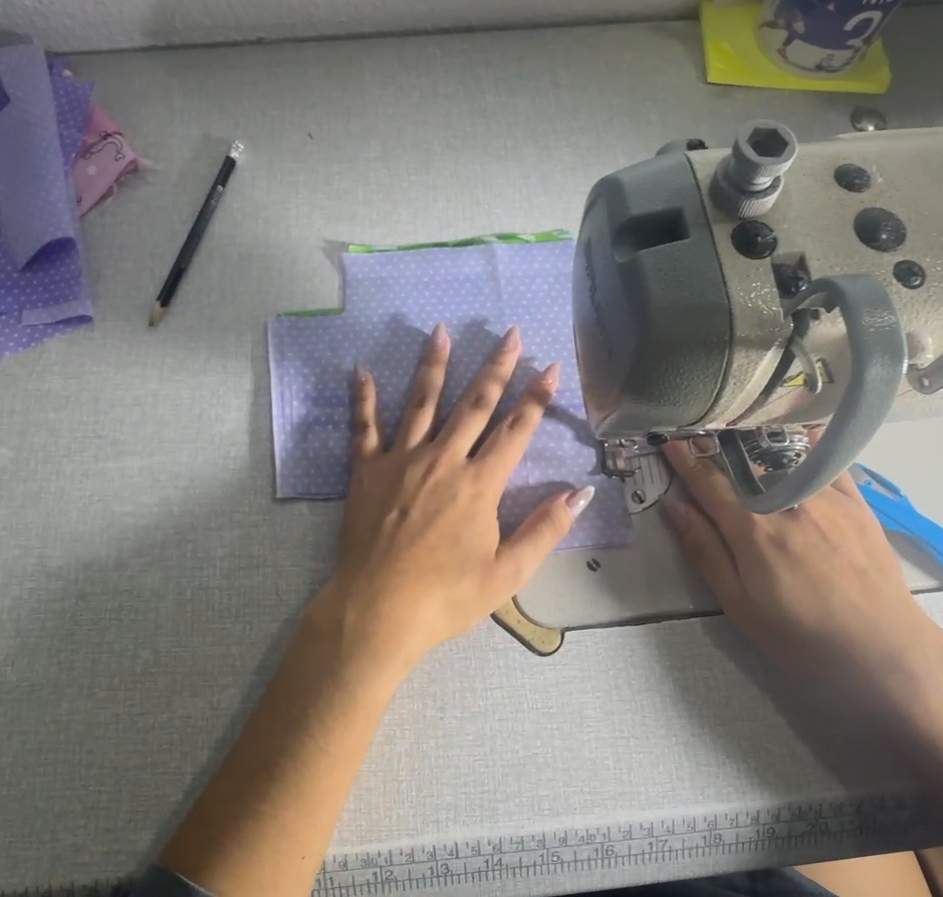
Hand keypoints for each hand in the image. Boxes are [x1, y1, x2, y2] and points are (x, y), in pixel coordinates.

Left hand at [318, 324, 592, 673]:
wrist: (377, 611)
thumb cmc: (446, 597)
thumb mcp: (507, 574)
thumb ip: (545, 530)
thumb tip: (581, 492)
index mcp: (480, 484)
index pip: (516, 431)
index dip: (536, 397)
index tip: (550, 366)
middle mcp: (444, 460)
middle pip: (474, 404)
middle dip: (495, 367)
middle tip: (509, 333)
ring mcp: (402, 460)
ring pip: (422, 403)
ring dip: (434, 365)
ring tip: (441, 331)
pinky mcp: (366, 470)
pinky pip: (365, 426)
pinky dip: (364, 397)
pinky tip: (362, 370)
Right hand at [659, 439, 942, 710]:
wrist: (884, 651)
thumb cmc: (802, 638)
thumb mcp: (740, 607)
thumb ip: (705, 551)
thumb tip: (673, 507)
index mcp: (752, 528)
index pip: (708, 481)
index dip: (685, 459)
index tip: (669, 442)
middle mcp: (786, 500)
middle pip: (742, 460)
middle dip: (715, 445)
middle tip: (697, 435)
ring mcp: (825, 496)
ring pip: (782, 453)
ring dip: (754, 441)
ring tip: (739, 434)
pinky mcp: (856, 502)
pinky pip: (826, 459)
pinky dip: (807, 443)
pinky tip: (797, 434)